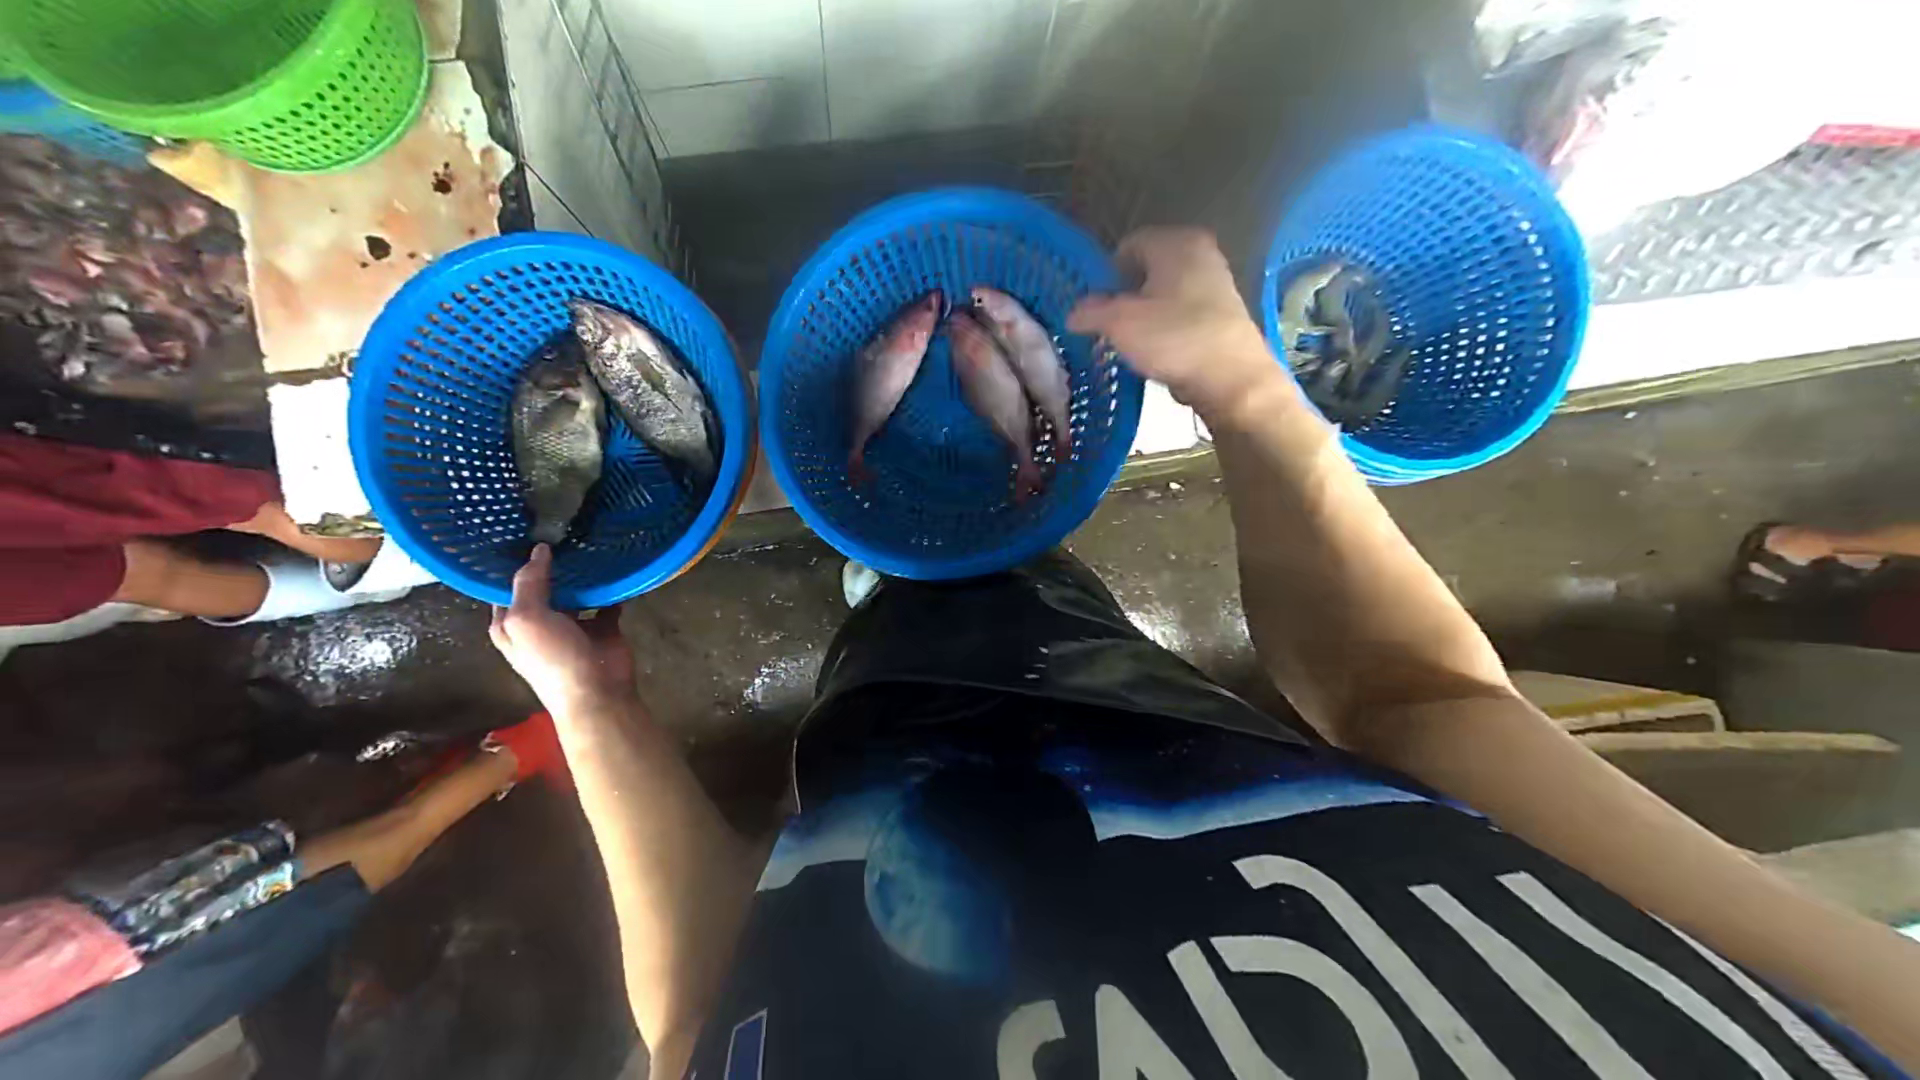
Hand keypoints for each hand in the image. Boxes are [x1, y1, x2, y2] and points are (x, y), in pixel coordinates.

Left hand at [489, 545, 635, 710]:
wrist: (597, 692)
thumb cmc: (553, 658)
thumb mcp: (527, 618)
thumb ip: (529, 583)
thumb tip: (539, 550)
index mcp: (511, 623)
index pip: (507, 587)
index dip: (514, 563)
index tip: (525, 534)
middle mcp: (539, 623)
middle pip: (543, 587)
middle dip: (552, 565)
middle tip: (563, 532)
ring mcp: (572, 625)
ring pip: (575, 592)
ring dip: (582, 575)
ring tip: (590, 543)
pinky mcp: (602, 627)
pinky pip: (606, 601)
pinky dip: (611, 589)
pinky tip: (614, 568)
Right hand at [1068, 227, 1290, 420]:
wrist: (1229, 377)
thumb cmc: (1172, 338)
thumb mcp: (1119, 324)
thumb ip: (1091, 312)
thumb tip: (1074, 313)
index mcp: (1176, 242)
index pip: (1128, 246)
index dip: (1106, 274)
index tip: (1095, 305)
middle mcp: (1201, 253)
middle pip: (1147, 271)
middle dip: (1125, 297)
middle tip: (1109, 326)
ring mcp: (1216, 283)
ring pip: (1164, 294)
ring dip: (1144, 316)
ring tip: (1131, 344)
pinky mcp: (1223, 314)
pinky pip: (1182, 314)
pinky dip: (1166, 329)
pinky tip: (1158, 353)